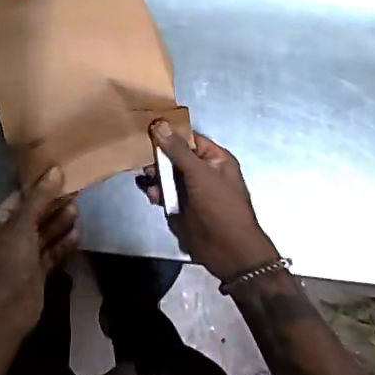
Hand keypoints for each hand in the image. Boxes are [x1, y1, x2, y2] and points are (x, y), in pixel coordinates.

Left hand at [0, 166, 79, 336]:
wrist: (5, 312)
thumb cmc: (9, 263)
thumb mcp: (23, 225)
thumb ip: (40, 198)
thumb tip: (56, 170)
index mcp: (3, 221)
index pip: (22, 196)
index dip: (40, 185)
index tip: (61, 172)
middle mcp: (14, 235)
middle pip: (38, 213)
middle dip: (55, 203)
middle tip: (76, 190)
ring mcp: (27, 254)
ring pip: (47, 232)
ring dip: (61, 221)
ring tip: (78, 209)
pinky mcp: (40, 271)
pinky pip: (55, 251)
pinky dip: (65, 243)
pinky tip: (78, 233)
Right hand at [145, 119, 279, 283]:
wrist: (228, 250)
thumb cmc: (220, 206)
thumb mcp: (199, 173)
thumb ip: (178, 150)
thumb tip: (160, 124)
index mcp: (216, 158)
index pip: (190, 138)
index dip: (171, 134)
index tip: (148, 129)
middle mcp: (205, 171)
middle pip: (176, 157)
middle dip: (160, 159)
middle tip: (146, 161)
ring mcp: (194, 190)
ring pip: (169, 176)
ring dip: (157, 177)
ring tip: (147, 179)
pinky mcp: (184, 207)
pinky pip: (167, 194)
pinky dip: (159, 193)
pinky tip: (153, 196)